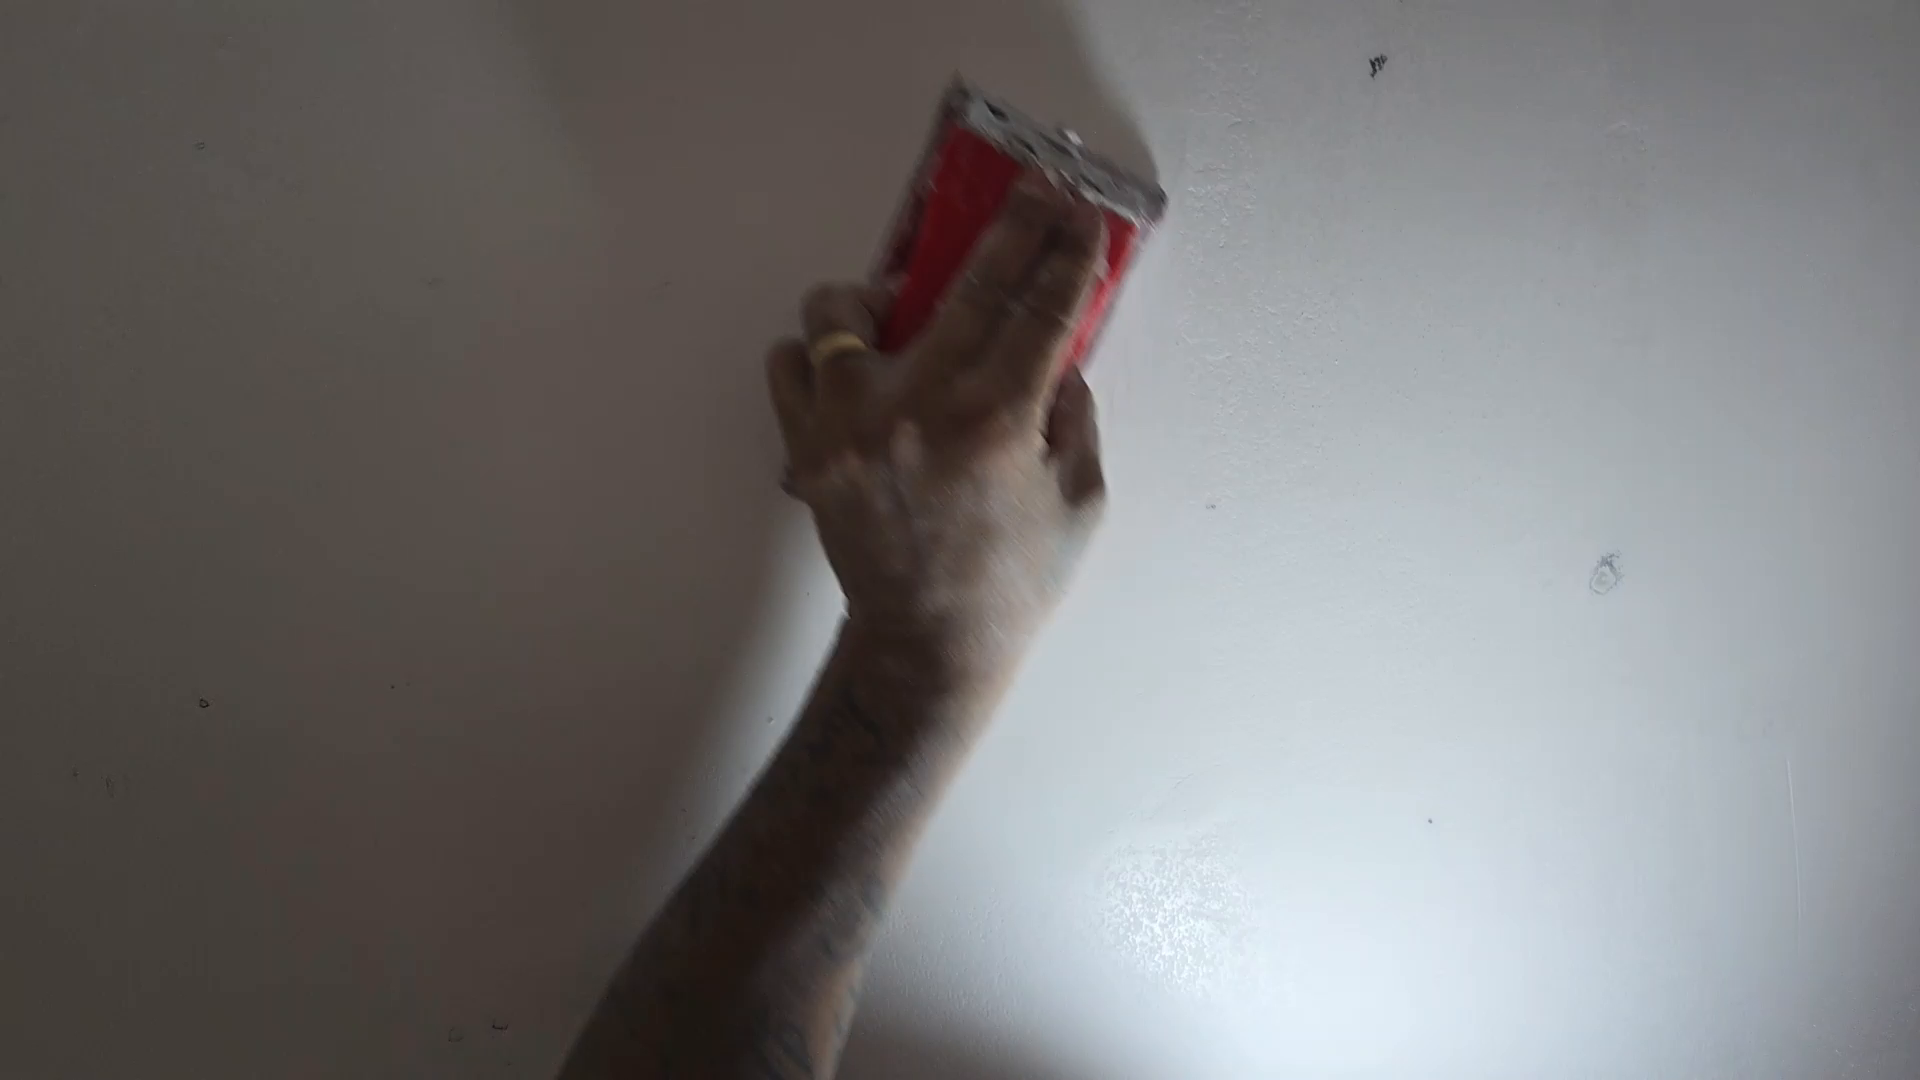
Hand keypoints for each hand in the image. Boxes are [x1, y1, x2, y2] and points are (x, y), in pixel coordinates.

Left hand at [767, 176, 1108, 677]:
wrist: (928, 642)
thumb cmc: (1015, 579)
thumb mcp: (1081, 499)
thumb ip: (1073, 413)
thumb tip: (1056, 352)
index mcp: (998, 423)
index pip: (1044, 309)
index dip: (1069, 253)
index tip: (1080, 216)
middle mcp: (919, 408)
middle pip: (967, 285)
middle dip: (1012, 228)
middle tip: (1031, 196)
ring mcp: (849, 426)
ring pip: (838, 310)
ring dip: (877, 301)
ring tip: (897, 322)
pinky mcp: (805, 449)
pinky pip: (787, 365)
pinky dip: (816, 358)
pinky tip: (850, 377)